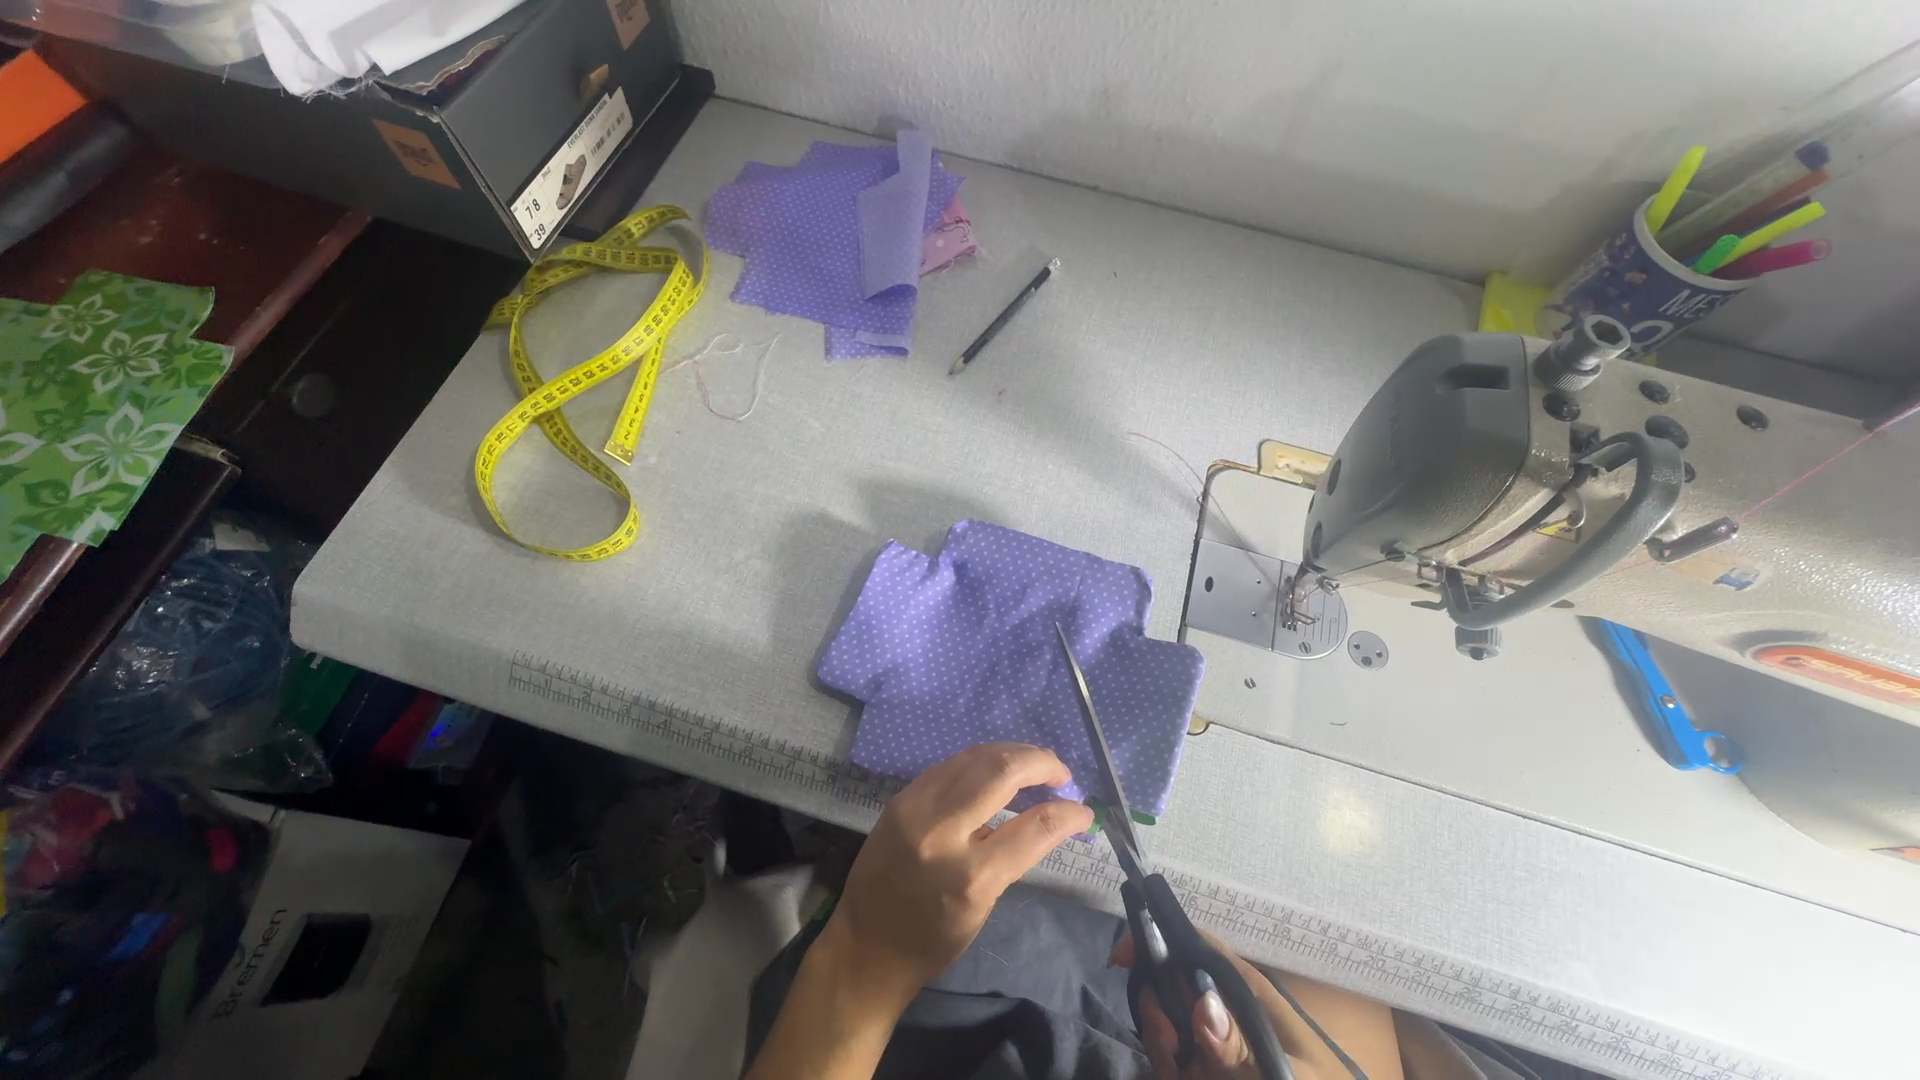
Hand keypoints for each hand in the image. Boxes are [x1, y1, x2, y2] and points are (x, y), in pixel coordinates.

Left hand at [822, 742, 1094, 1003]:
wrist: (865, 945)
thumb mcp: (984, 905)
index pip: (1033, 827)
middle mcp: (941, 833)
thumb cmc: (933, 939)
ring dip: (1010, 754)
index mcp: (970, 876)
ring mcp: (915, 809)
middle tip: (1061, 772)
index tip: (1084, 810)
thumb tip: (1050, 814)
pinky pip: (948, 765)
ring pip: (973, 757)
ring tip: (1035, 764)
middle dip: (1039, 762)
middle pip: (1000, 772)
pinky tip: (996, 768)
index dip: (1067, 814)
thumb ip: (1015, 855)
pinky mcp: (899, 798)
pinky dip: (979, 761)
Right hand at [1114, 932, 1402, 1079]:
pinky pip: (1168, 1057)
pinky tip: (1180, 1076)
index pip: (1196, 945)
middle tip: (1172, 1049)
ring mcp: (1211, 1038)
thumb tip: (1202, 1002)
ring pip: (1162, 1023)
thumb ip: (1242, 1046)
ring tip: (1179, 1072)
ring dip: (1161, 1048)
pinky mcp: (1202, 1064)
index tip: (1121, 959)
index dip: (1156, 940)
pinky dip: (1166, 1067)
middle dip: (1156, 1012)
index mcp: (1247, 991)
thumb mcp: (1289, 1074)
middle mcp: (1224, 1007)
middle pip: (1168, 983)